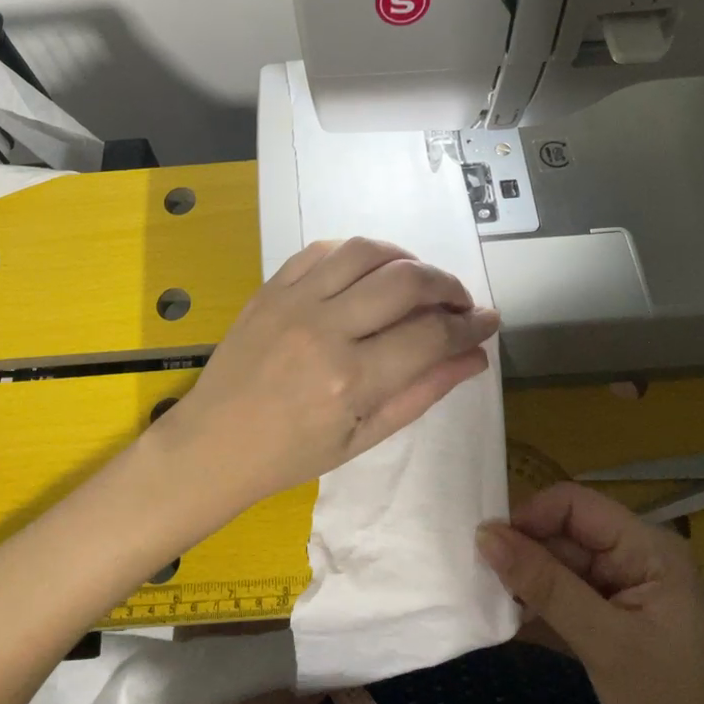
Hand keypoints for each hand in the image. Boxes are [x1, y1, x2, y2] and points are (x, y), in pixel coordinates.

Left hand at [162, 237, 498, 504]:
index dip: (470, 325)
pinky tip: (370, 271)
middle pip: (406, 281)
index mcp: (351, 380)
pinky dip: (357, 252)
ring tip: (419, 280)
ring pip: (366, 251)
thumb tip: (474, 356)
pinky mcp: (271, 287)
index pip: (431, 335)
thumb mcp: (365, 438)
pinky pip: (323, 249)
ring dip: (405, 258)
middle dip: (447, 285)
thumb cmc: (293, 453)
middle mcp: (325, 330)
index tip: (488, 321)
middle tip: (458, 301)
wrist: (215, 442)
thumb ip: (422, 392)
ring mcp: (293, 301)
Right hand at [477, 483, 703, 703]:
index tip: (486, 545)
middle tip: (476, 574)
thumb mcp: (607, 643)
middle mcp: (637, 557)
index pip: (577, 504)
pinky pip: (569, 597)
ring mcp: (627, 590)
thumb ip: (547, 587)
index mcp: (648, 546)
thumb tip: (485, 534)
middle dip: (524, 550)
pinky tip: (511, 616)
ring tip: (487, 595)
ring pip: (562, 566)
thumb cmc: (674, 700)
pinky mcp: (617, 621)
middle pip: (566, 534)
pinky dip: (541, 605)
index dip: (531, 515)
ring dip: (527, 580)